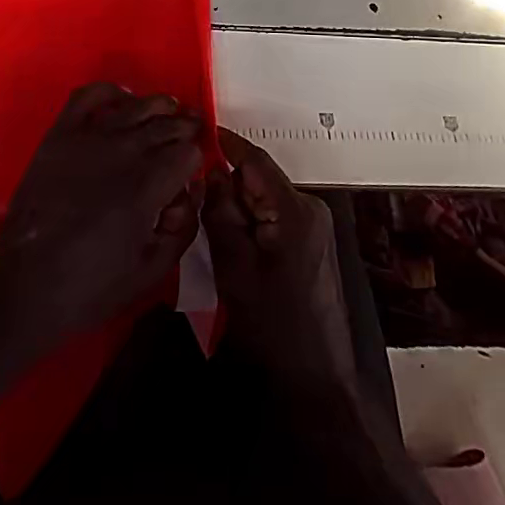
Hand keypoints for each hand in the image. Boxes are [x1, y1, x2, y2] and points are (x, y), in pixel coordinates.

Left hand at [0, 83, 204, 343]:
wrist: (27, 283)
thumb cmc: (93, 285)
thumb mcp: (153, 269)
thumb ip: (182, 227)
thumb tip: (189, 191)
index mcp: (148, 185)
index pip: (189, 152)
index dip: (196, 161)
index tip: (192, 173)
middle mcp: (123, 152)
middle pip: (168, 124)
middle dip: (186, 130)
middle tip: (191, 136)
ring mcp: (88, 138)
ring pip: (136, 105)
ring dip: (159, 107)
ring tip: (168, 112)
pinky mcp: (60, 135)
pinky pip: (89, 96)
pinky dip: (110, 91)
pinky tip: (122, 98)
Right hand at [203, 128, 356, 391]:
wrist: (314, 375)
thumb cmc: (271, 322)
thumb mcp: (234, 265)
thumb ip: (220, 213)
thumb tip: (210, 173)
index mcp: (294, 209)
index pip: (255, 161)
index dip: (225, 143)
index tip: (196, 130)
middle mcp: (309, 209)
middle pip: (258, 180)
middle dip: (226, 183)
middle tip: (189, 190)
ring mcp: (314, 227)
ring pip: (263, 199)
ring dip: (236, 205)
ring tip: (205, 220)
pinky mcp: (311, 244)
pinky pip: (272, 217)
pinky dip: (250, 221)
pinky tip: (230, 241)